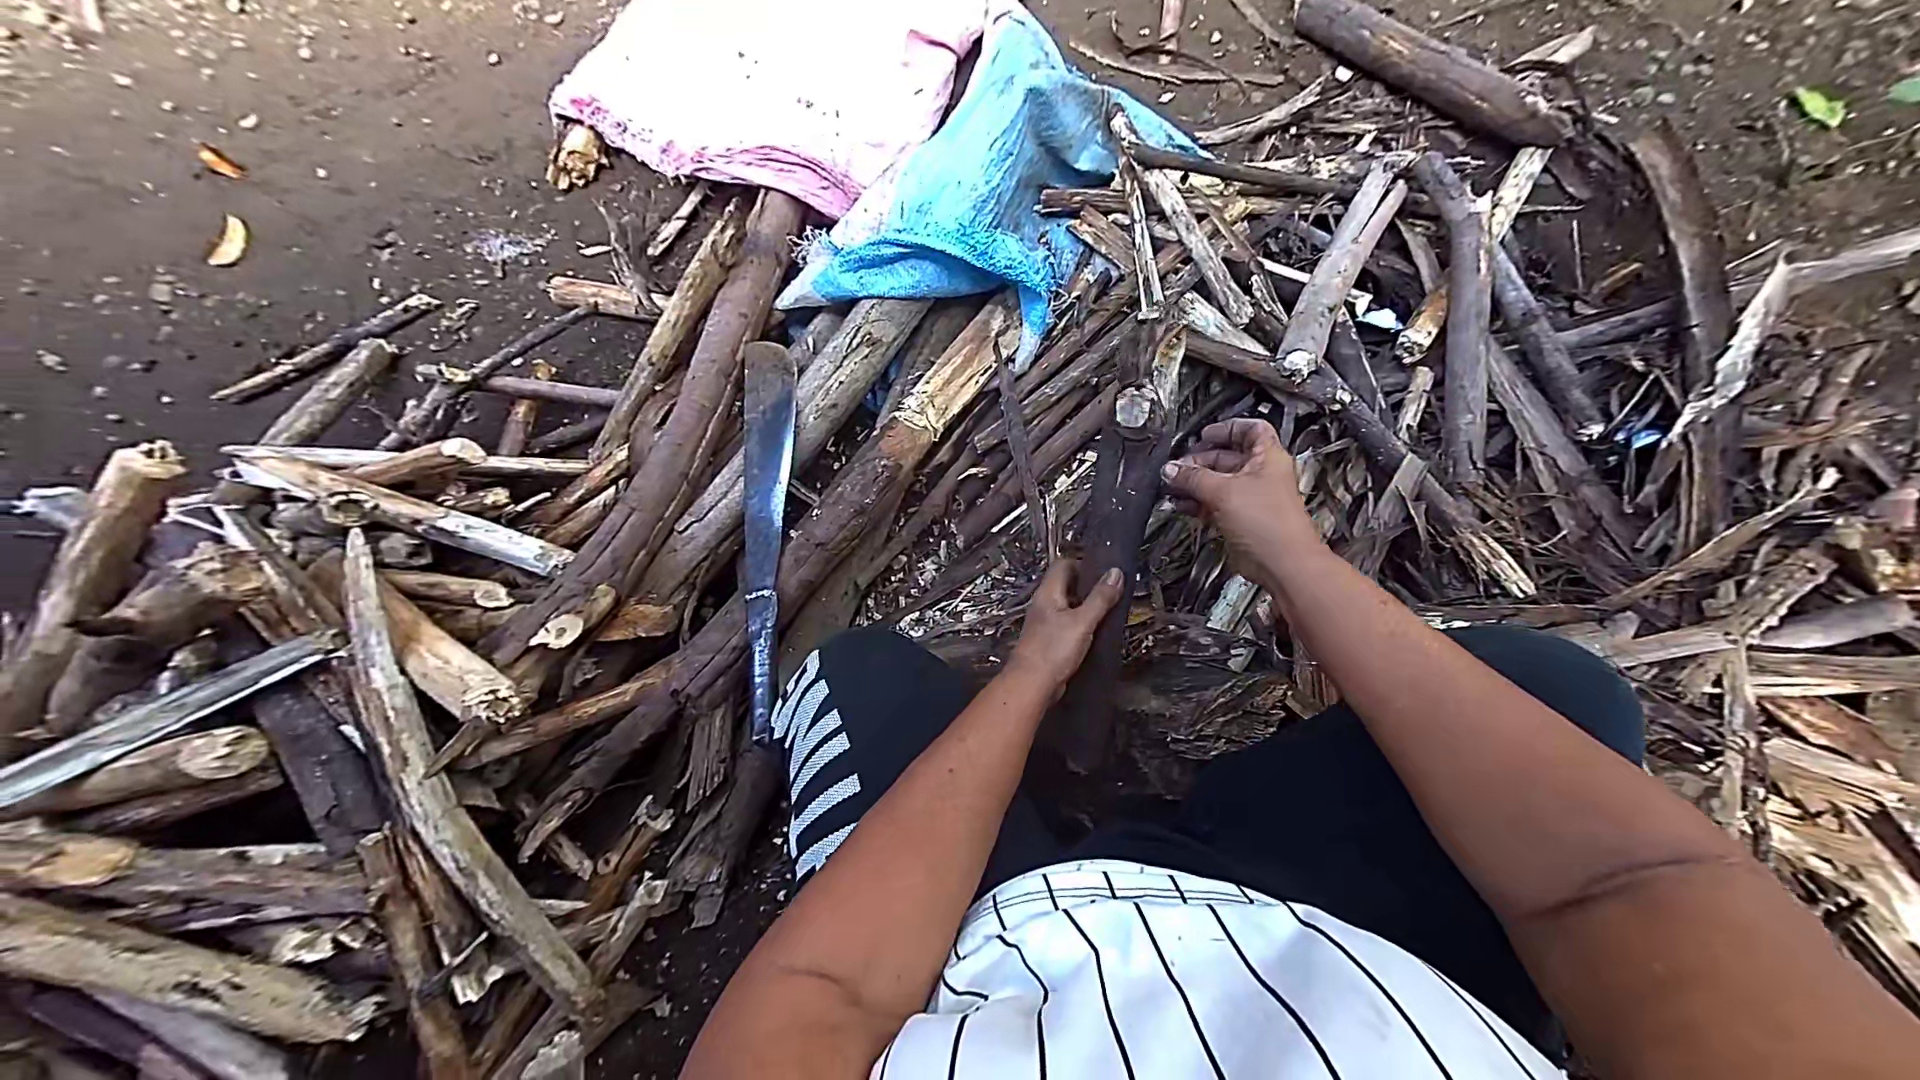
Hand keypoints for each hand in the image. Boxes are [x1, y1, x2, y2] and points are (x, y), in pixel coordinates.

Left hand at [1006, 559, 1124, 693]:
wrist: (1032, 684)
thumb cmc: (1054, 650)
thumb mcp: (1082, 621)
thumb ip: (1100, 598)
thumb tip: (1116, 572)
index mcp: (1048, 593)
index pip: (1063, 565)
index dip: (1083, 564)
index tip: (1105, 573)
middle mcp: (1044, 604)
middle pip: (1067, 585)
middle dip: (1089, 587)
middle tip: (1112, 593)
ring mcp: (1046, 622)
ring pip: (1069, 606)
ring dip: (1087, 607)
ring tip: (1109, 611)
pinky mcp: (1050, 640)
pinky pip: (1068, 624)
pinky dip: (1083, 624)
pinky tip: (1097, 632)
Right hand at [1161, 419, 1320, 577]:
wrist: (1281, 562)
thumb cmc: (1270, 523)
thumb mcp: (1224, 491)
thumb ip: (1193, 477)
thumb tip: (1172, 469)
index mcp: (1267, 457)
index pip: (1250, 430)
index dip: (1226, 428)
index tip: (1203, 434)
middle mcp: (1260, 475)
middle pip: (1226, 457)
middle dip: (1199, 460)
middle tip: (1177, 466)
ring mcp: (1249, 498)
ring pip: (1217, 483)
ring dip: (1194, 483)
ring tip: (1173, 485)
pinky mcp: (1239, 519)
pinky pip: (1213, 504)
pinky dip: (1196, 503)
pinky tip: (1180, 504)